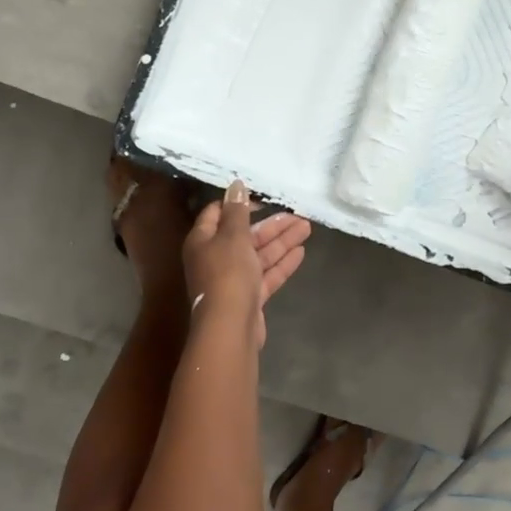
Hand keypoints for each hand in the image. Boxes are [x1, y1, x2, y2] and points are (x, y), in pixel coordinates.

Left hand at [182, 181, 311, 345]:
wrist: (230, 326)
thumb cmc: (227, 274)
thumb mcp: (232, 236)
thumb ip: (237, 210)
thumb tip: (235, 184)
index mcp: (203, 241)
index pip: (217, 213)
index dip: (238, 204)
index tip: (262, 199)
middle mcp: (215, 258)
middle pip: (244, 234)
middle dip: (271, 224)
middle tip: (296, 213)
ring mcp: (233, 279)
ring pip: (259, 254)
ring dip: (282, 240)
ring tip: (307, 227)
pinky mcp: (249, 296)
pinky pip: (266, 274)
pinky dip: (282, 263)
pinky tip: (301, 251)